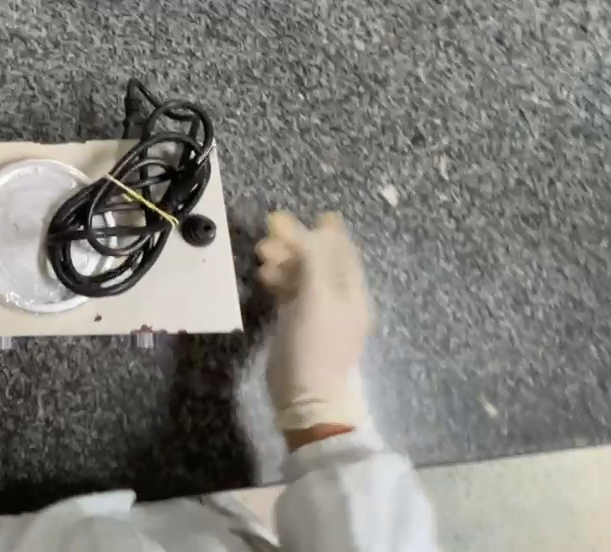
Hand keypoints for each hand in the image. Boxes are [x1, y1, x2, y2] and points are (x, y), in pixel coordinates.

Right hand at [256, 211, 372, 432]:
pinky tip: (263, 278)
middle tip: (267, 235)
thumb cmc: (314, 344)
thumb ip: (315, 260)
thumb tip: (314, 228)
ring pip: (301, 273)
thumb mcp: (316, 296)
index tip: (305, 215)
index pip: (342, 252)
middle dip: (294, 244)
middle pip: (318, 259)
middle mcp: (338, 298)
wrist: (306, 395)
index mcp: (351, 292)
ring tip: (260, 255)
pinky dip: (278, 279)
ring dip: (283, 260)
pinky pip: (290, 290)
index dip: (326, 232)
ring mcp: (318, 311)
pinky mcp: (298, 322)